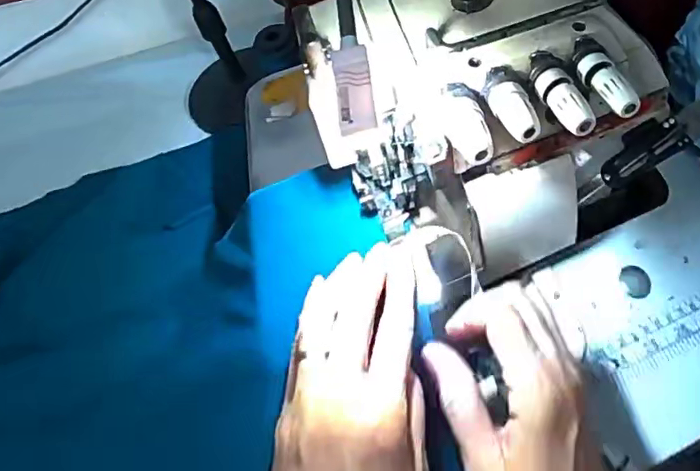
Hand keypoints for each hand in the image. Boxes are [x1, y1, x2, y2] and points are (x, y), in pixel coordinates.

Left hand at [274, 244, 424, 470]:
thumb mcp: (414, 462)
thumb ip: (414, 403)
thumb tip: (410, 356)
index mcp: (379, 405)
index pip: (395, 327)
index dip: (402, 287)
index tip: (405, 258)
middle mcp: (340, 391)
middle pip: (356, 316)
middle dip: (371, 277)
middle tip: (381, 250)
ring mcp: (307, 396)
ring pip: (323, 323)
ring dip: (339, 286)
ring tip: (352, 261)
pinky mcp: (285, 407)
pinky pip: (298, 346)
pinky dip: (309, 313)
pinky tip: (318, 291)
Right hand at [420, 282, 598, 470]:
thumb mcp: (482, 459)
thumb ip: (458, 400)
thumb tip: (434, 355)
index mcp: (538, 382)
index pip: (502, 310)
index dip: (469, 313)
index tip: (449, 335)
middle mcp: (564, 367)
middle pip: (523, 298)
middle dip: (487, 307)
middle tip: (461, 335)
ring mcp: (577, 371)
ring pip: (543, 304)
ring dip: (510, 309)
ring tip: (484, 339)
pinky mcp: (581, 381)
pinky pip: (560, 325)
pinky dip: (534, 320)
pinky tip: (515, 345)